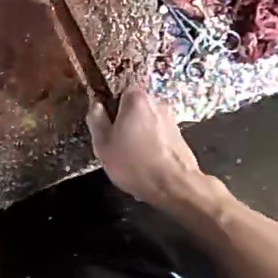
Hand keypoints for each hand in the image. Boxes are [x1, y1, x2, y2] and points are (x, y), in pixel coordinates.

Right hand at [86, 85, 213, 211]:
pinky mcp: (180, 135)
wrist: (174, 186)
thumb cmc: (135, 164)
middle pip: (135, 107)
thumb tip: (96, 107)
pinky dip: (153, 143)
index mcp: (136, 98)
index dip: (111, 109)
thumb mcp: (103, 145)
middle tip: (117, 143)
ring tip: (133, 156)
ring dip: (140, 133)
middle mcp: (157, 102)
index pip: (119, 91)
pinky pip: (159, 134)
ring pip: (148, 122)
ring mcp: (172, 118)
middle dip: (127, 121)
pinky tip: (147, 161)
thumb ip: (96, 120)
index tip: (106, 127)